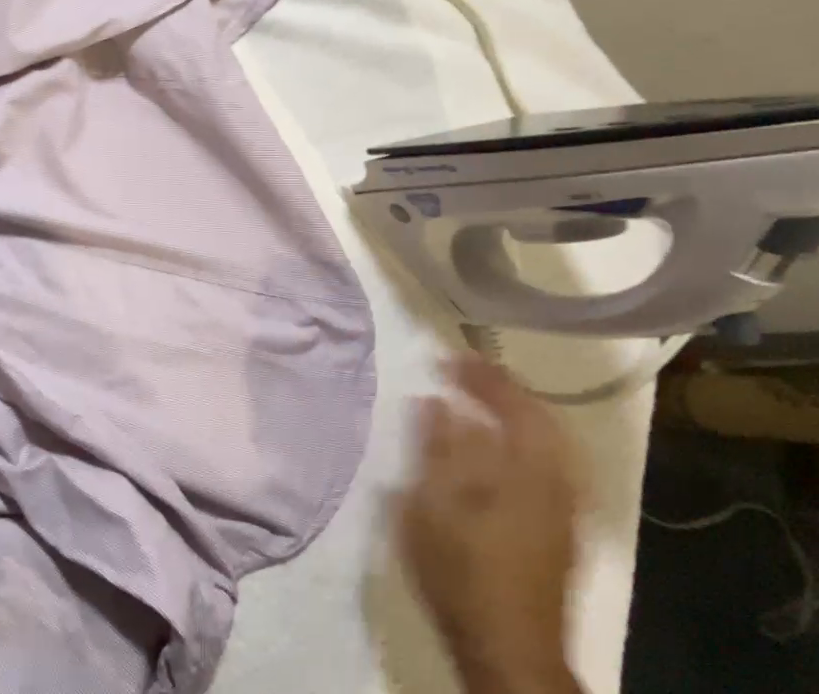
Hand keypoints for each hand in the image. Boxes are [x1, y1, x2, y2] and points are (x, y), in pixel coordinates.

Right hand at [397, 356, 583, 692]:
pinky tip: (497, 446)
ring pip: (548, 443)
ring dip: (517, 414)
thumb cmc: (459, 566)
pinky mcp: (556, 525)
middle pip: (541, 420)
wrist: (505, 641)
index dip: (482, 375)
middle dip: (504, 390)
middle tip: (466, 369)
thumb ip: (437, 448)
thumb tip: (436, 400)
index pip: (513, 404)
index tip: (448, 352)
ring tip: (480, 400)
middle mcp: (556, 480)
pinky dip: (522, 440)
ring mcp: (562, 506)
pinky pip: (546, 463)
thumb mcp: (432, 503)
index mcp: (526, 470)